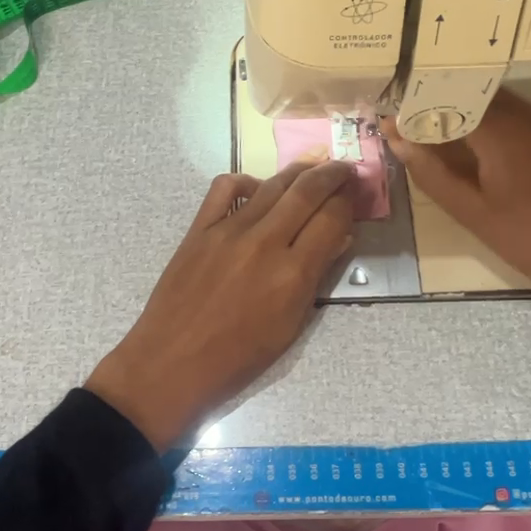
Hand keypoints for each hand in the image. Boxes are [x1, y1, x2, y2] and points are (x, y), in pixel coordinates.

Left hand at [86, 162, 355, 450]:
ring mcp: (229, 230)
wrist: (172, 362)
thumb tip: (337, 239)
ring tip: (315, 167)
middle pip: (307, 191)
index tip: (357, 193)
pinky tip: (258, 188)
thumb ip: (316, 278)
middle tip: (346, 168)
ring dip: (298, 172)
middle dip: (333, 175)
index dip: (349, 202)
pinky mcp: (200, 227)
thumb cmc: (238, 358)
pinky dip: (247, 181)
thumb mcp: (290, 326)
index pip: (332, 219)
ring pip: (272, 185)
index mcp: (292, 274)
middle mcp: (264, 242)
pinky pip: (225, 187)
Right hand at [382, 90, 530, 334]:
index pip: (445, 96)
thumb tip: (395, 137)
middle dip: (432, 104)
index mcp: (499, 127)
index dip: (413, 104)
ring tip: (426, 136)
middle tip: (402, 126)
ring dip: (455, 113)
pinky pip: (506, 114)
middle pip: (466, 91)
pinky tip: (463, 148)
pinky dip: (479, 123)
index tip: (387, 118)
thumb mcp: (471, 210)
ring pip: (487, 101)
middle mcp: (522, 112)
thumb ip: (430, 171)